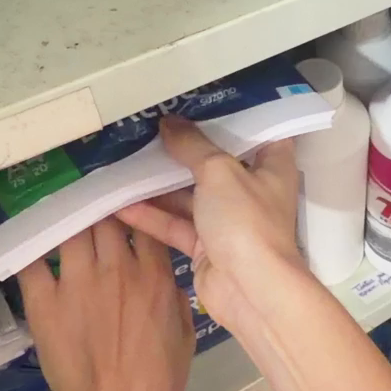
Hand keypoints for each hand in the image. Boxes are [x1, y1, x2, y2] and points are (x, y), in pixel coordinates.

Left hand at [16, 219, 193, 390]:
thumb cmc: (159, 380)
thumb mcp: (186, 335)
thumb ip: (174, 297)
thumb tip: (162, 277)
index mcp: (154, 275)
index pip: (146, 223)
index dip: (140, 213)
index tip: (135, 213)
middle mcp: (116, 268)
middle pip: (106, 217)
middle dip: (103, 213)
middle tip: (99, 216)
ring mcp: (76, 281)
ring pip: (71, 228)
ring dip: (71, 224)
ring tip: (66, 223)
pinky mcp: (43, 299)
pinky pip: (32, 260)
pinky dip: (33, 249)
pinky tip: (34, 247)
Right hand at [117, 116, 314, 333]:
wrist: (250, 291)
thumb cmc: (246, 222)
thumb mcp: (220, 171)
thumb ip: (193, 145)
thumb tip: (170, 123)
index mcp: (272, 166)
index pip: (257, 131)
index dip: (232, 115)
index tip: (198, 99)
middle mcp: (253, 190)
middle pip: (215, 162)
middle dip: (182, 148)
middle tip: (146, 126)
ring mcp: (229, 220)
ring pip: (190, 195)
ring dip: (159, 182)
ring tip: (122, 160)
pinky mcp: (207, 247)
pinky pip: (176, 224)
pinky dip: (151, 214)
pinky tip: (117, 202)